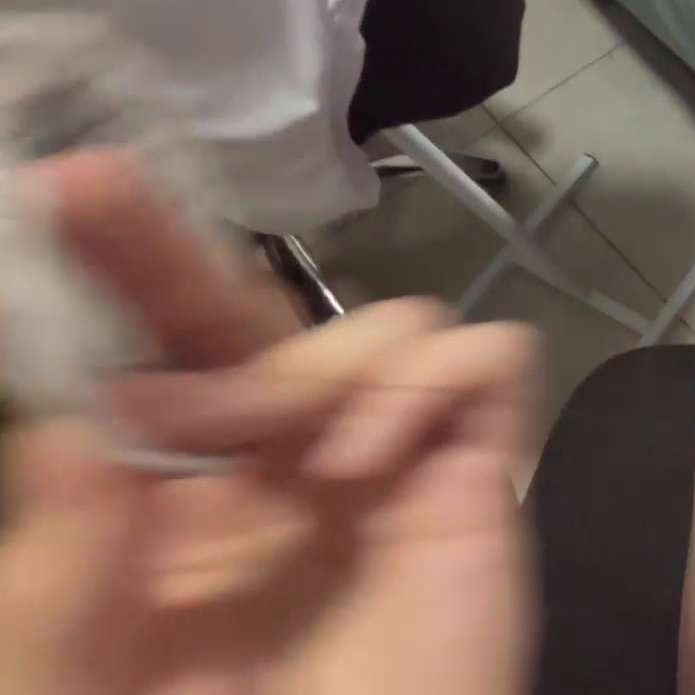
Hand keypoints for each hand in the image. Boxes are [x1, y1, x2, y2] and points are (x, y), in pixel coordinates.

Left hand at [0, 151, 534, 693]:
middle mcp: (294, 455)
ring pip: (392, 320)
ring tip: (305, 463)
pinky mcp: (486, 456)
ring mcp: (402, 450)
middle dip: (180, 266)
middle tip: (120, 278)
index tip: (79, 190)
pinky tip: (380, 458)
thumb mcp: (84, 686)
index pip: (159, 363)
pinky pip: (489, 358)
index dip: (128, 271)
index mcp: (189, 503)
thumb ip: (65, 575)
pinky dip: (433, 383)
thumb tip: (86, 420)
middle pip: (268, 313)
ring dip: (325, 367)